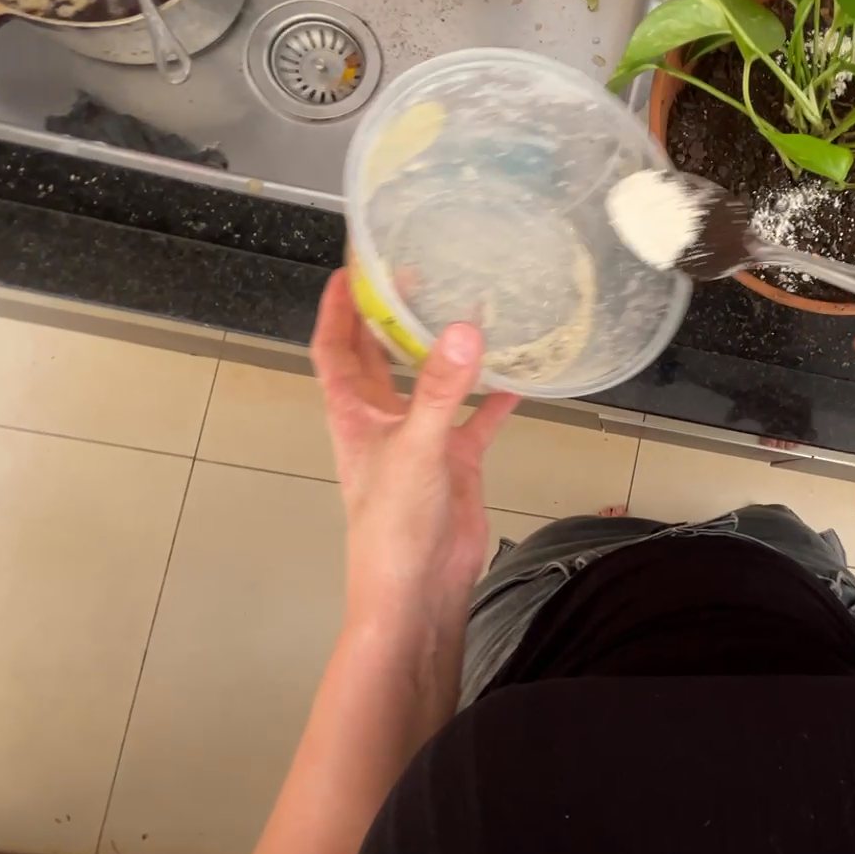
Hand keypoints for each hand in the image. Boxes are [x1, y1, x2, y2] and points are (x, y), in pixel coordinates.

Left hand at [310, 269, 519, 636]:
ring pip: (433, 384)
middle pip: (382, 358)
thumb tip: (465, 330)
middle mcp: (386, 421)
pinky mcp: (457, 460)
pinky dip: (495, 400)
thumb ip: (441, 390)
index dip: (339, 307)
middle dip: (392, 318)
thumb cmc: (394, 525)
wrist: (420, 586)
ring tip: (468, 314)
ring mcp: (423, 440)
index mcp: (354, 413)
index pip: (336, 348)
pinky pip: (477, 420)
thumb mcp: (416, 449)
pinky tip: (518, 381)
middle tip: (417, 277)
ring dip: (446, 354)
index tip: (352, 267)